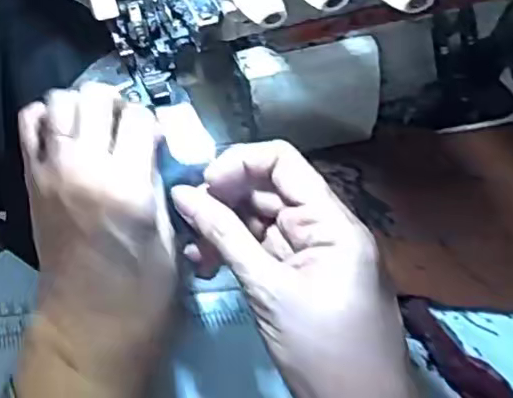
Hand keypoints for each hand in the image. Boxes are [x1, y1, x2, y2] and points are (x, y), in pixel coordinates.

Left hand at [13, 84, 176, 397]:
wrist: (85, 328)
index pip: (138, 117)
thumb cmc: (139, 296)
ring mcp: (52, 167)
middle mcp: (85, 165)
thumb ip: (157, 184)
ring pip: (59, 100)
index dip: (149, 120)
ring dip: (79, 103)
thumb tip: (151, 147)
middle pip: (95, 96)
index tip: (152, 135)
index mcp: (126, 185)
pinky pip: (28, 123)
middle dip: (114, 101)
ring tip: (92, 123)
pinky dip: (43, 116)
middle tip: (122, 122)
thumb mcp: (167, 241)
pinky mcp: (30, 175)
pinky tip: (60, 130)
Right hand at [171, 141, 414, 397]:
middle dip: (222, 199)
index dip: (239, 163)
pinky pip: (259, 245)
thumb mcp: (268, 288)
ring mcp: (313, 253)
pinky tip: (205, 262)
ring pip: (256, 217)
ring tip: (194, 249)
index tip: (206, 185)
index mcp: (332, 223)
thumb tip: (180, 192)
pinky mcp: (300, 275)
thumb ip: (223, 233)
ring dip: (221, 226)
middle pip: (264, 188)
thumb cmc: (324, 351)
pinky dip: (231, 248)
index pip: (281, 161)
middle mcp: (325, 228)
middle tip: (188, 217)